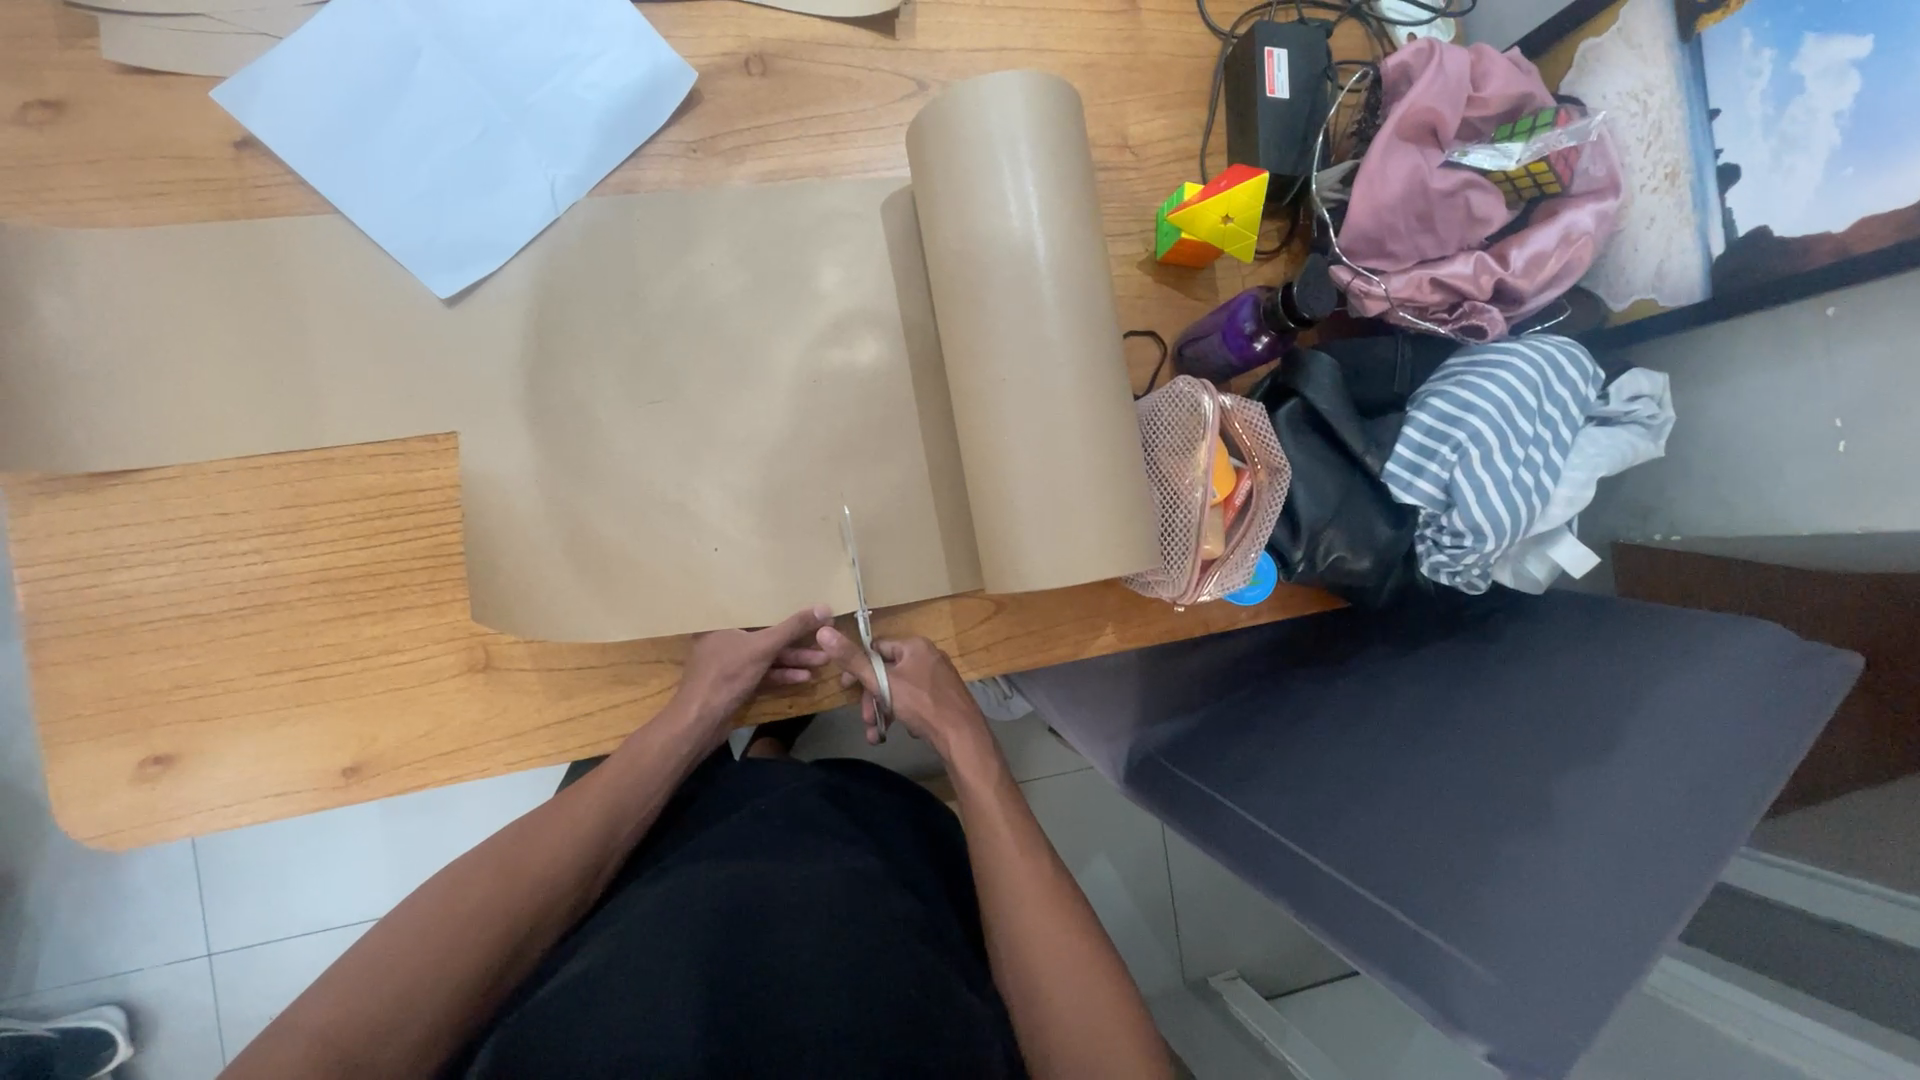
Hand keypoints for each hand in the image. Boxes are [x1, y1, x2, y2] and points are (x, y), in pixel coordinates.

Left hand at [672, 605, 833, 739]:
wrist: (700, 722)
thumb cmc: (727, 675)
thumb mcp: (763, 647)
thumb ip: (793, 628)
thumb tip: (824, 607)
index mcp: (722, 623)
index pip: (759, 610)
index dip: (787, 610)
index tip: (811, 611)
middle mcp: (723, 639)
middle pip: (766, 634)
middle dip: (796, 640)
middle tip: (824, 639)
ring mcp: (729, 664)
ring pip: (766, 656)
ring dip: (793, 659)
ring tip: (822, 660)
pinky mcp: (734, 684)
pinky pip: (762, 673)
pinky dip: (781, 674)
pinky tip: (804, 677)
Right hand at [816, 628, 990, 759]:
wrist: (961, 735)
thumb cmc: (921, 704)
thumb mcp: (882, 682)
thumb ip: (853, 660)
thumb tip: (823, 632)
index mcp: (914, 646)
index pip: (877, 648)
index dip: (857, 667)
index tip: (845, 686)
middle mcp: (928, 656)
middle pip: (887, 672)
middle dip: (872, 698)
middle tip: (866, 719)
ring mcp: (938, 677)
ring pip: (900, 690)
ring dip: (883, 712)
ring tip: (876, 735)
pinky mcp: (943, 697)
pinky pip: (915, 701)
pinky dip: (902, 715)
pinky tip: (898, 731)